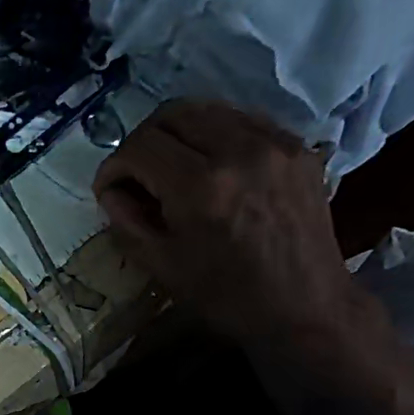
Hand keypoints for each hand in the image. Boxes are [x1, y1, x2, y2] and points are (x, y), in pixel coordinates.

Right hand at [93, 100, 407, 414]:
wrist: (304, 306)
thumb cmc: (225, 295)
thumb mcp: (161, 265)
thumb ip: (127, 220)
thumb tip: (111, 190)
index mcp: (200, 187)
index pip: (140, 146)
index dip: (114, 165)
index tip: (109, 189)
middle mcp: (238, 151)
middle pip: (172, 114)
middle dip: (141, 141)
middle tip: (135, 173)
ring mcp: (273, 143)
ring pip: (207, 109)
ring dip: (176, 133)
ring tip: (170, 166)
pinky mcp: (296, 145)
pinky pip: (241, 119)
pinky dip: (213, 134)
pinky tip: (209, 165)